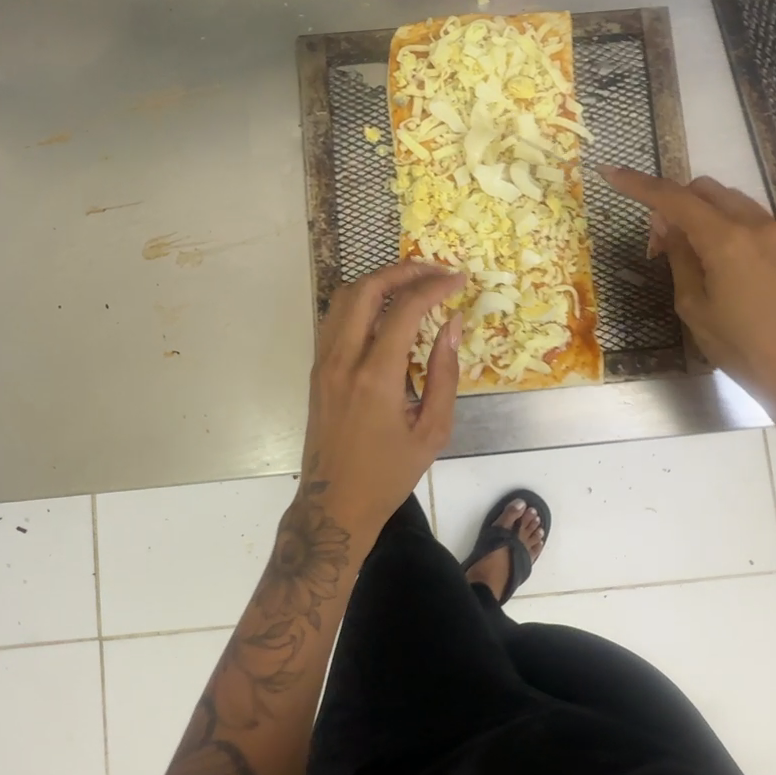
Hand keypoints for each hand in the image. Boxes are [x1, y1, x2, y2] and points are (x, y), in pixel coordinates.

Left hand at [302, 262, 465, 537]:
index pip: (404, 310)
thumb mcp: (432, 432)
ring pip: (343, 299)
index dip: (433, 287)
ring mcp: (324, 363)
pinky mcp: (317, 370)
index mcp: (375, 378)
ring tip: (411, 283)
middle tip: (433, 271)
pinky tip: (386, 310)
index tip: (458, 280)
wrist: (333, 504)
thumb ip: (445, 375)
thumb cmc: (388, 475)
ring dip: (378, 281)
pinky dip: (362, 302)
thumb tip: (452, 326)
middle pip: (365, 289)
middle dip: (402, 271)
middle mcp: (343, 361)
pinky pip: (336, 319)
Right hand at [600, 166, 775, 424]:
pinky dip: (736, 231)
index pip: (674, 198)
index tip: (611, 172)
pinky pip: (760, 225)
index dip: (638, 183)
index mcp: (726, 240)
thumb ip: (679, 256)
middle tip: (662, 241)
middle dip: (677, 201)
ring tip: (698, 255)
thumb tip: (665, 222)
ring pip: (736, 203)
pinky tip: (734, 270)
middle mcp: (759, 226)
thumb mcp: (693, 306)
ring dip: (708, 215)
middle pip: (707, 190)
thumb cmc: (739, 347)